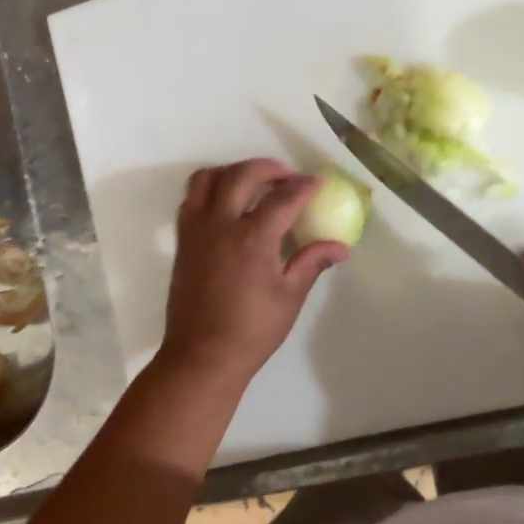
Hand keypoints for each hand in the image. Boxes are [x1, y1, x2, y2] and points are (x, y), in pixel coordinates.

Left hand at [157, 159, 349, 388]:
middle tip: (287, 177)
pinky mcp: (182, 239)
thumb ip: (311, 262)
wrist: (201, 355)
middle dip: (268, 168)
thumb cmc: (251, 330)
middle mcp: (221, 223)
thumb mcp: (289, 297)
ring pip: (209, 178)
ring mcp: (197, 229)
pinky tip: (226, 203)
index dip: (304, 187)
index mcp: (253, 237)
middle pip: (243, 175)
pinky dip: (209, 188)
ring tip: (253, 182)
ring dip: (233, 171)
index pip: (283, 198)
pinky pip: (192, 198)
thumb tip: (340, 246)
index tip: (317, 183)